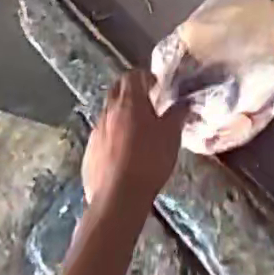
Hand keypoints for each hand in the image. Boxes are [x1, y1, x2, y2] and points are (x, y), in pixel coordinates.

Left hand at [82, 70, 184, 206]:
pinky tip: (123, 153)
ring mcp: (95, 132)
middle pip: (117, 90)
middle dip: (130, 91)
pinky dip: (112, 136)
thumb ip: (177, 114)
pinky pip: (101, 136)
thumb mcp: (171, 135)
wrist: (118, 198)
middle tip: (146, 102)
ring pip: (108, 113)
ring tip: (136, 131)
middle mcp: (109, 111)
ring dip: (121, 115)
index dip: (144, 77)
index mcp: (129, 102)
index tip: (156, 86)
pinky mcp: (88, 153)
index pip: (132, 76)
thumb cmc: (149, 160)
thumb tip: (185, 103)